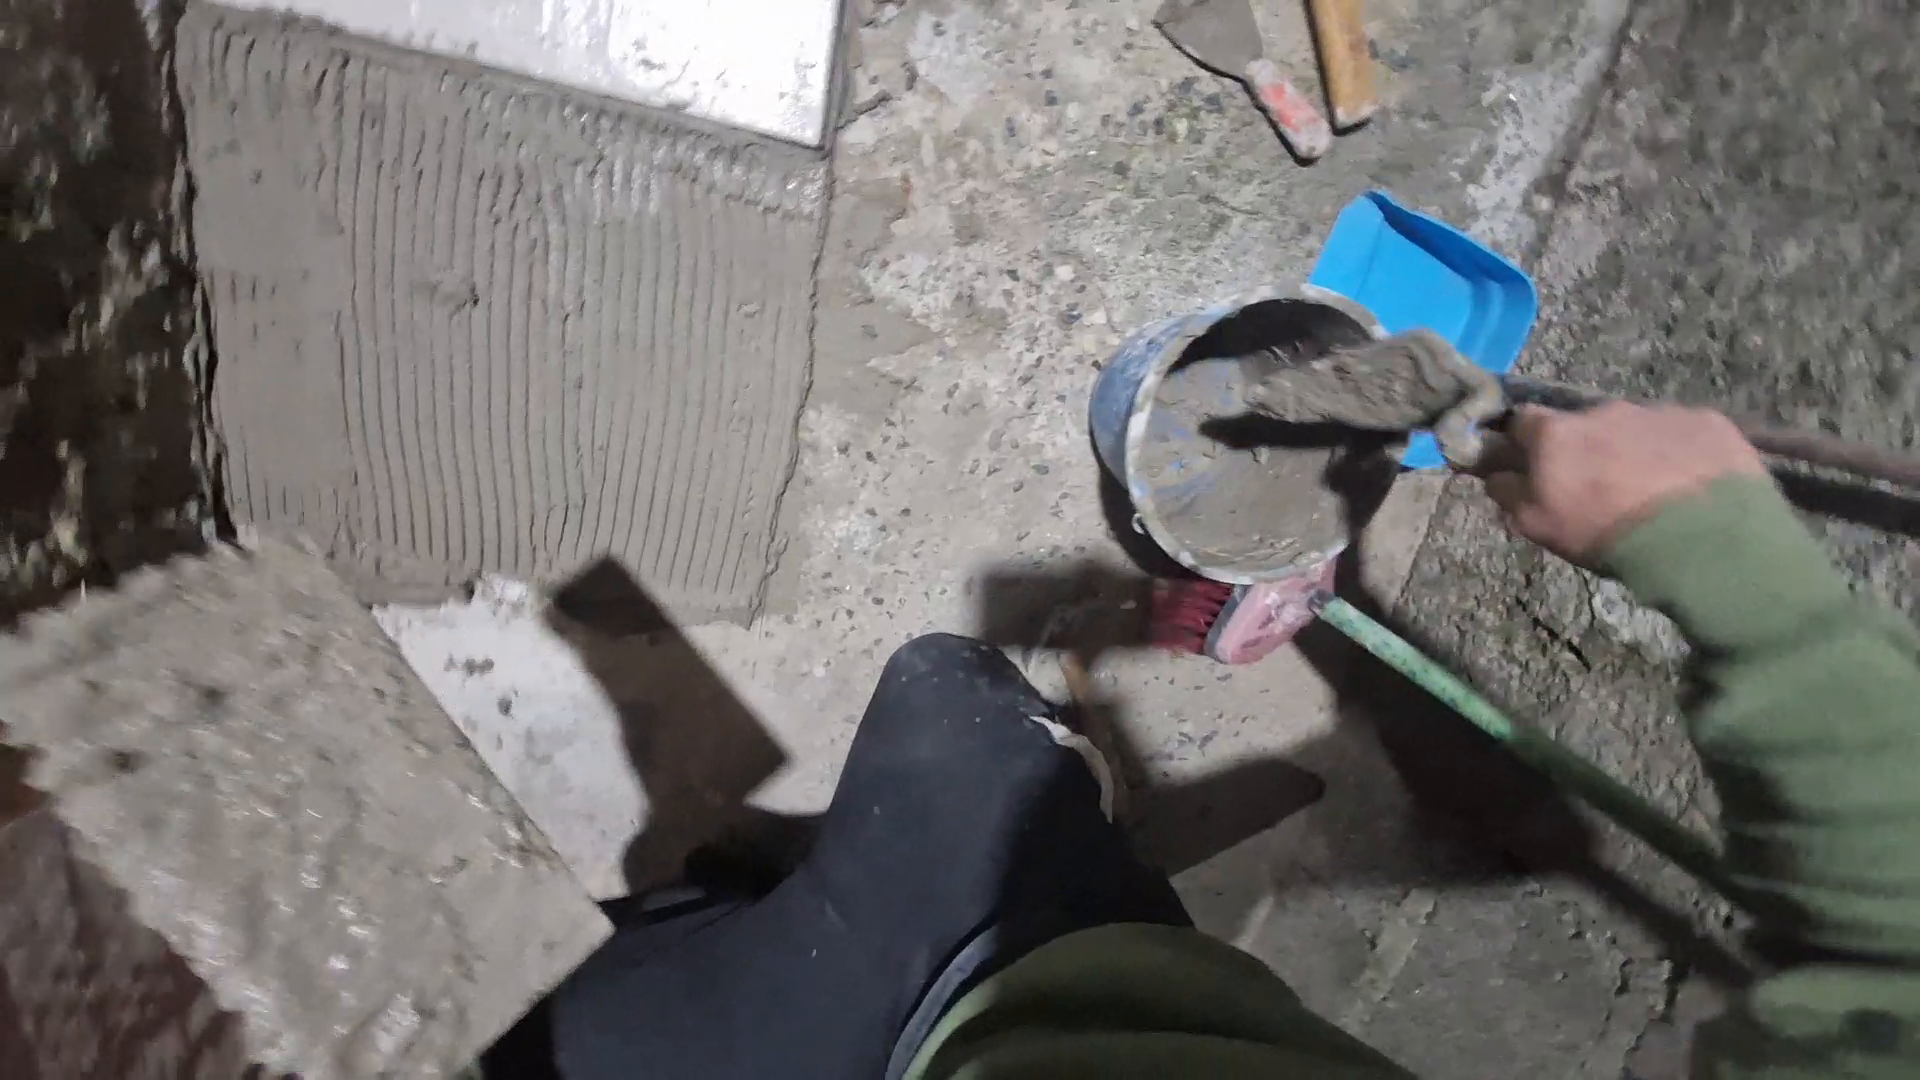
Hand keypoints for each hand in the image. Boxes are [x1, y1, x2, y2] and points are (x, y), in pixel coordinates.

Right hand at [1482, 403, 1766, 564]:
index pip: (1522, 419)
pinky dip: (1675, 449)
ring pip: (1632, 425)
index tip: (1528, 460)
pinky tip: (1683, 480)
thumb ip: (1506, 491)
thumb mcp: (1532, 523)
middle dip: (1582, 445)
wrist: (1700, 537)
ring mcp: (1659, 412)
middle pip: (1582, 423)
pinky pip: (1680, 430)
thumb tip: (1497, 474)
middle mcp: (1603, 411)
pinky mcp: (1708, 421)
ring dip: (1629, 446)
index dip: (1522, 439)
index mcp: (1555, 433)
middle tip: (1592, 481)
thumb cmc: (1600, 529)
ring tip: (1645, 484)